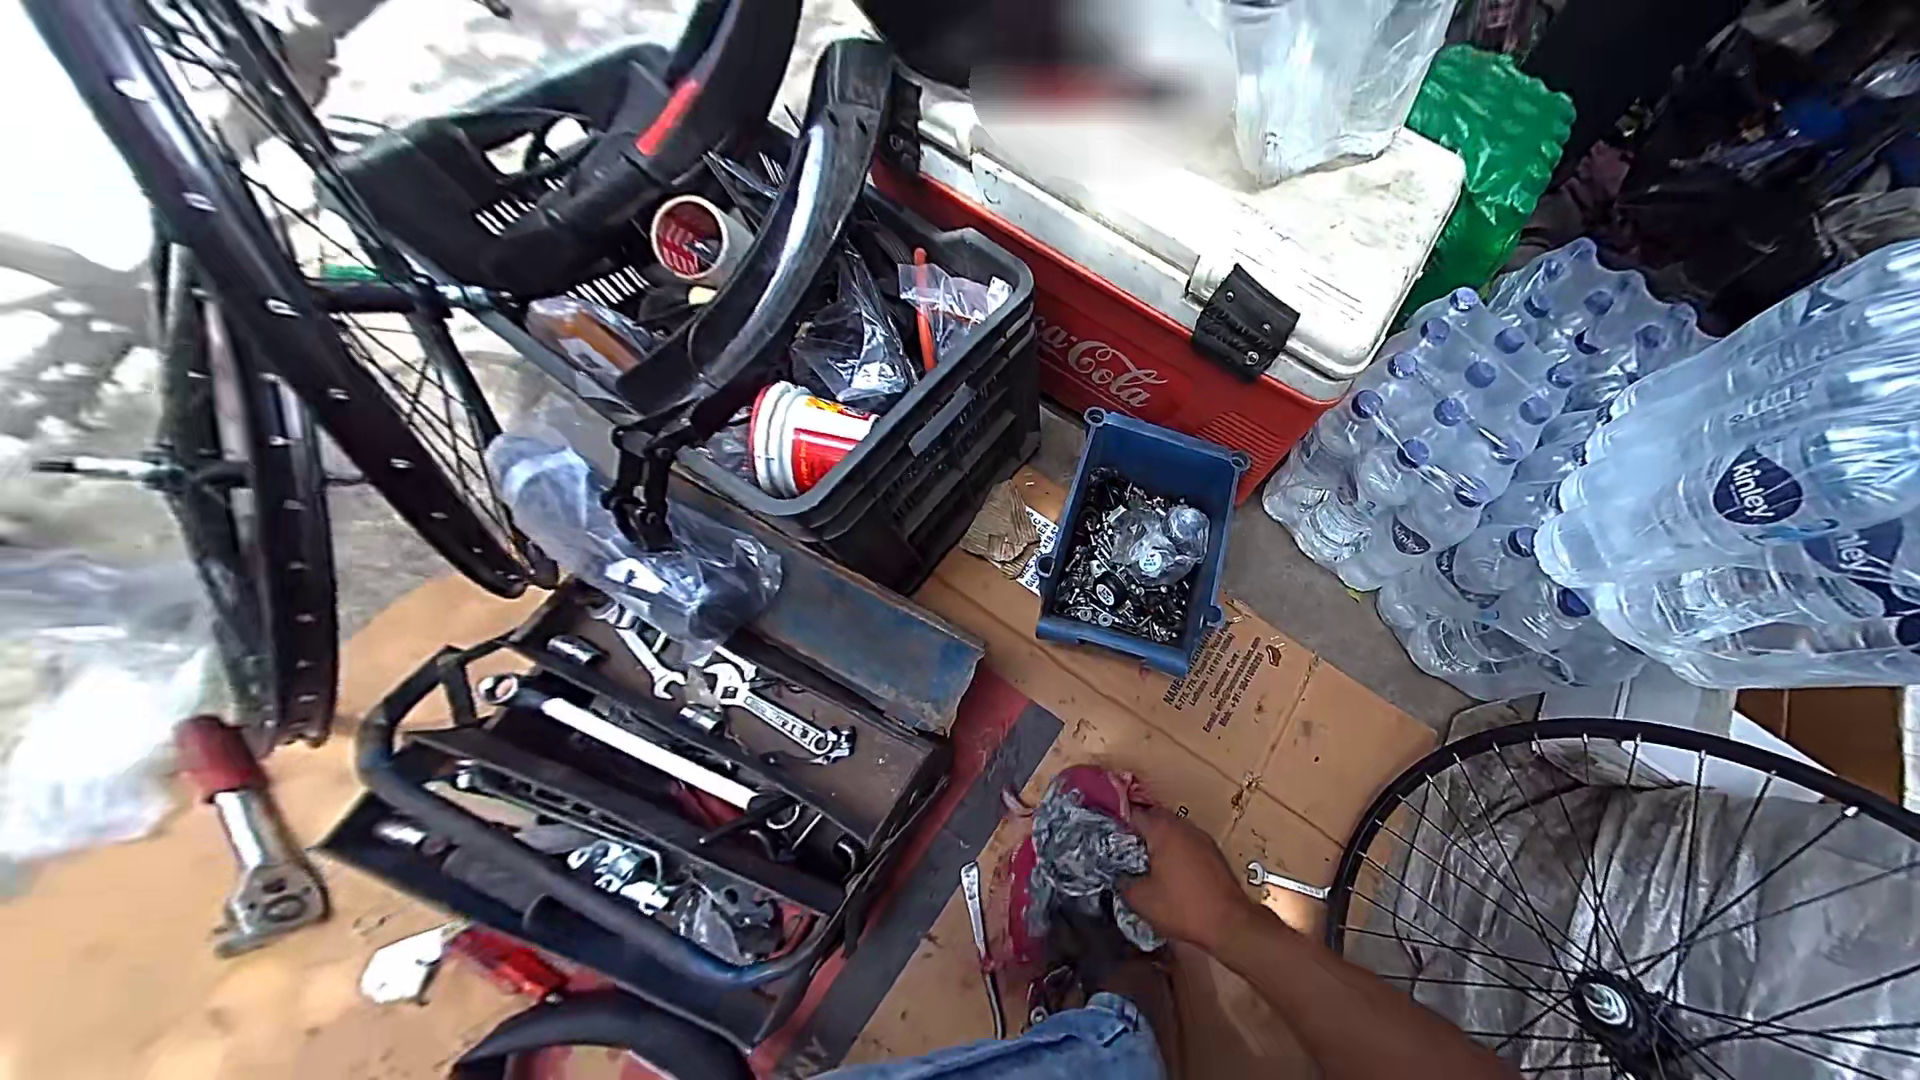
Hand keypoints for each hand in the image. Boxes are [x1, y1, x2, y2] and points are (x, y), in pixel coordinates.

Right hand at [1120, 807, 1262, 951]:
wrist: (1232, 925)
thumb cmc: (1184, 908)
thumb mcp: (1142, 900)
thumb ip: (1122, 883)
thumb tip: (1117, 876)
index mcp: (1162, 829)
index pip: (1132, 813)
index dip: (1117, 822)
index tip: (1107, 835)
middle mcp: (1181, 825)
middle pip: (1152, 816)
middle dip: (1137, 829)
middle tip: (1124, 848)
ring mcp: (1200, 836)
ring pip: (1171, 828)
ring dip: (1158, 838)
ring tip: (1146, 860)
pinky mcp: (1213, 851)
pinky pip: (1186, 840)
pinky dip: (1175, 848)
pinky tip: (1171, 870)